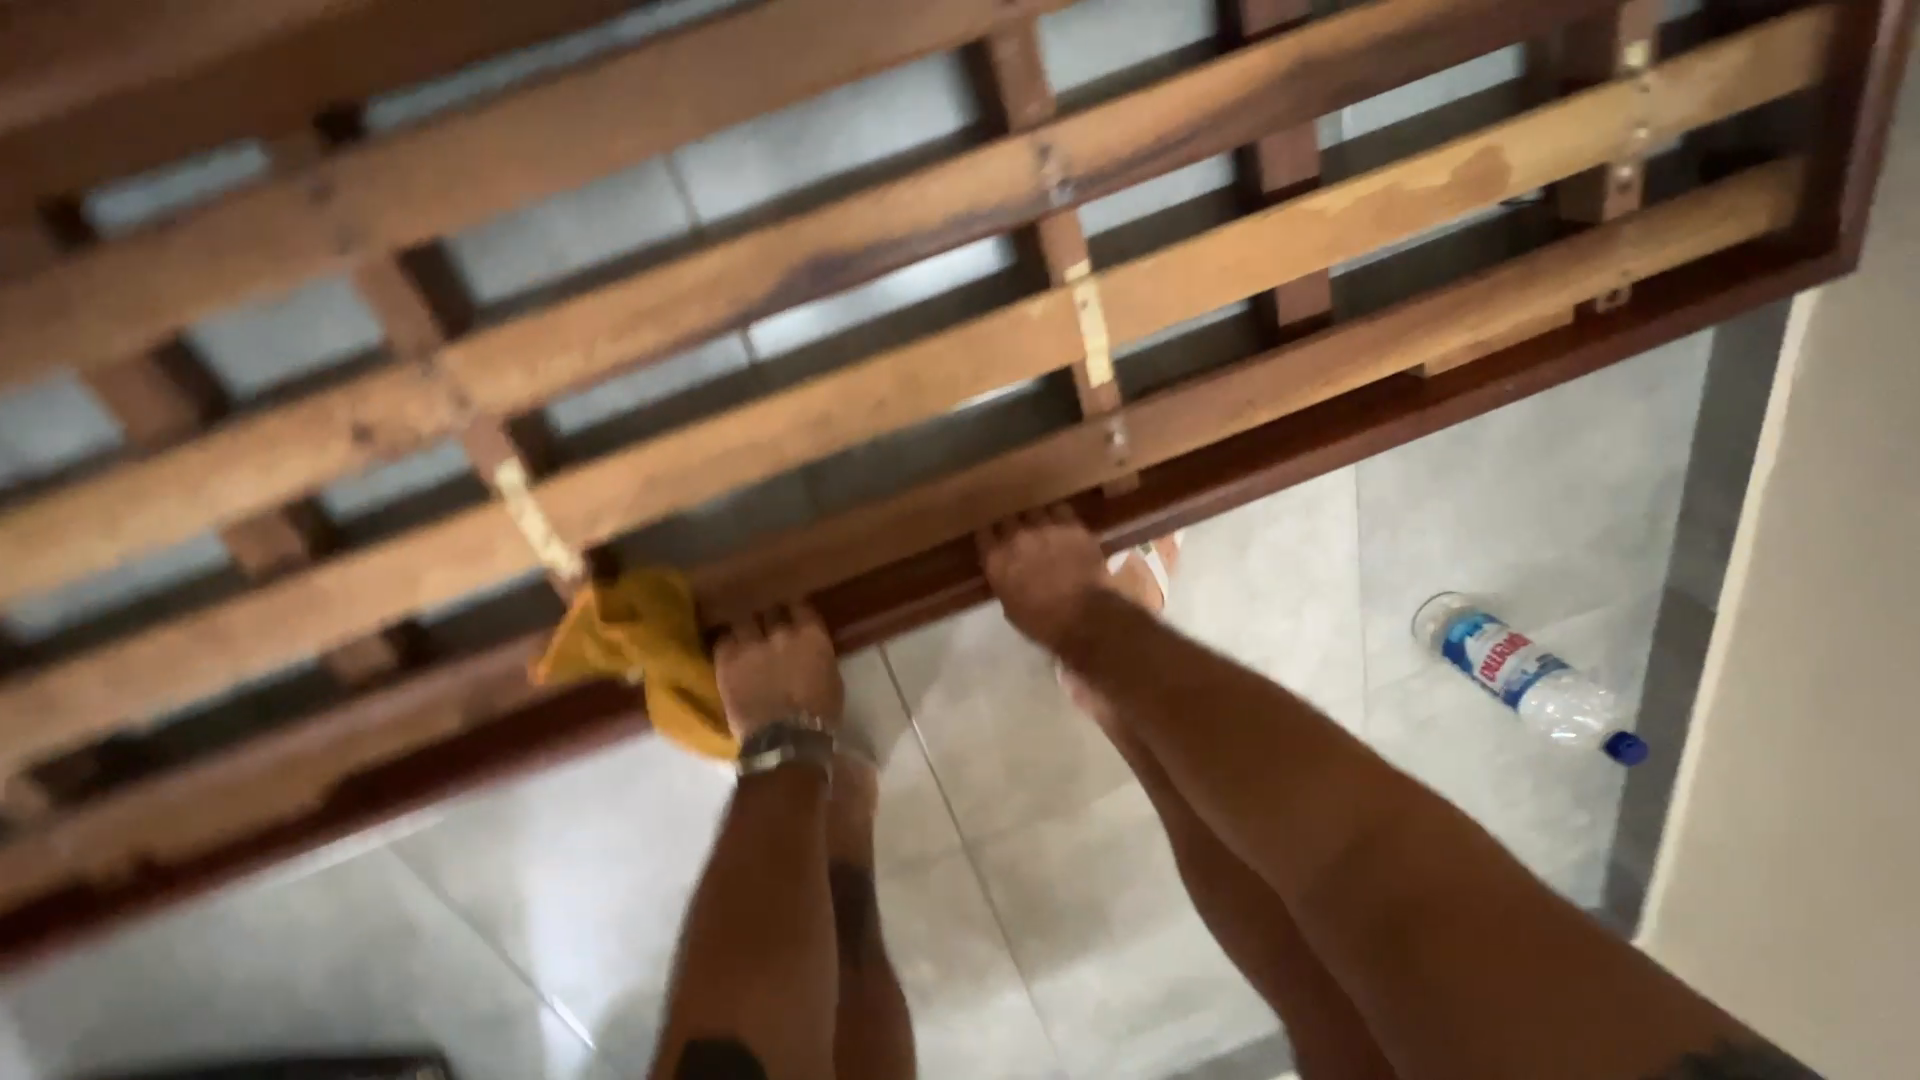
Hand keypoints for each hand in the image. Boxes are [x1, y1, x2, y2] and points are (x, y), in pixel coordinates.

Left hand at [715, 604, 843, 741]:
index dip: (795, 611)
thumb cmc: (819, 715)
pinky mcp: (726, 661)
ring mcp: (751, 644)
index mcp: (811, 635)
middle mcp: (780, 631)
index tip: (793, 617)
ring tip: (746, 640)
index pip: (800, 607)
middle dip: (770, 619)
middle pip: (770, 611)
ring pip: (744, 622)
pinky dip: (728, 645)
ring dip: (747, 630)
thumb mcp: (832, 679)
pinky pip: (723, 641)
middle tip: (769, 630)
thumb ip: (818, 656)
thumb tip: (809, 651)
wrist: (786, 740)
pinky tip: (731, 654)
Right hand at [978, 506, 1107, 650]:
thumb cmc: (1043, 622)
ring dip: (1037, 521)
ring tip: (1045, 530)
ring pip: (1035, 511)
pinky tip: (1064, 526)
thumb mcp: (1010, 606)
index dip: (990, 537)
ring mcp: (1044, 527)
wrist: (1084, 618)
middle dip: (1013, 527)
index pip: (983, 533)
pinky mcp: (1071, 525)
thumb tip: (1008, 572)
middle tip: (1023, 539)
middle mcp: (1016, 537)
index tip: (995, 541)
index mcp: (996, 559)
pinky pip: (1061, 510)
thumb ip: (1004, 581)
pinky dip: (1060, 517)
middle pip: (1008, 519)